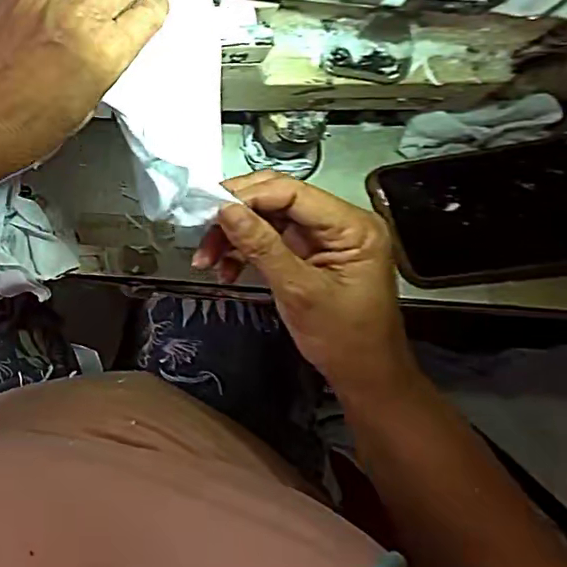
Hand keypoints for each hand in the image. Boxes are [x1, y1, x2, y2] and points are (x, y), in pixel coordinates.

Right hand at [193, 171, 419, 398]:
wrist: (364, 374)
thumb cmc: (343, 337)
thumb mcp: (299, 290)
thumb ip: (261, 246)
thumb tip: (225, 210)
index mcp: (351, 226)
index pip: (291, 192)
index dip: (247, 197)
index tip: (209, 212)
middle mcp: (337, 222)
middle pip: (274, 198)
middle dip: (234, 214)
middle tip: (202, 230)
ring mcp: (320, 237)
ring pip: (263, 217)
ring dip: (231, 235)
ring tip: (206, 259)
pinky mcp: (304, 251)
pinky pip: (264, 237)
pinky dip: (240, 250)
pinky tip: (224, 269)